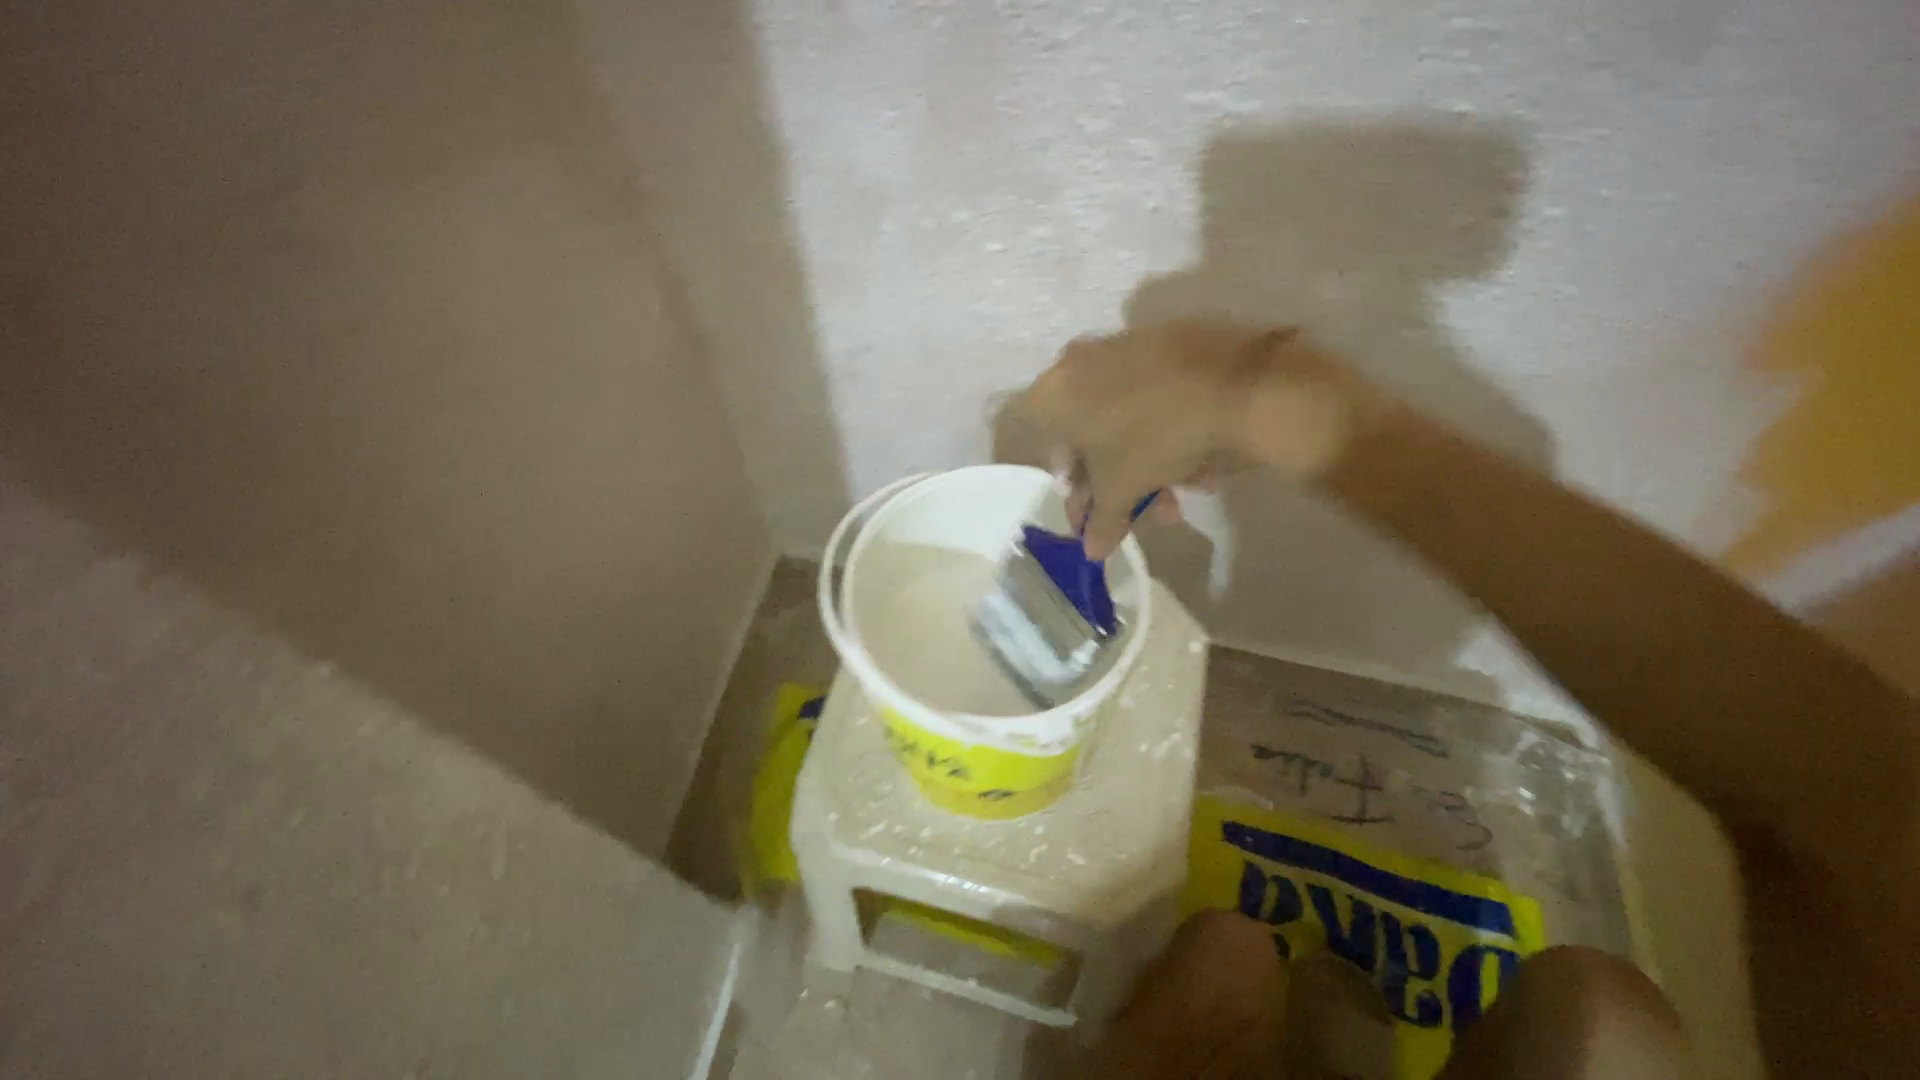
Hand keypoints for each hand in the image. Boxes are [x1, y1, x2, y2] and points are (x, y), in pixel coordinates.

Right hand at [1018, 319, 1381, 558]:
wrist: (1240, 383)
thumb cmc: (1156, 436)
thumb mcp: (1123, 488)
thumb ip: (1102, 521)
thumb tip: (1091, 552)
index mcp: (1053, 393)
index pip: (1050, 451)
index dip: (1075, 491)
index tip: (1099, 518)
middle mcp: (1078, 363)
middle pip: (1091, 437)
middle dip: (1119, 483)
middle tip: (1146, 514)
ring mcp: (1124, 348)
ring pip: (1127, 419)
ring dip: (1149, 465)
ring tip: (1184, 496)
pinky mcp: (1167, 342)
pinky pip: (1155, 398)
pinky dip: (1170, 433)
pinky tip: (1202, 464)